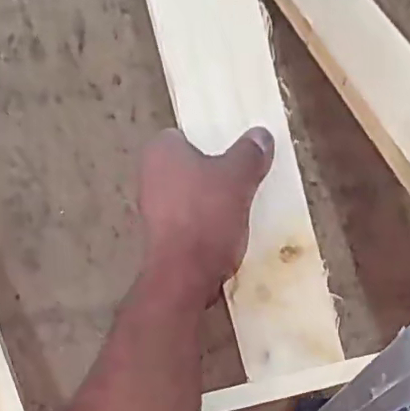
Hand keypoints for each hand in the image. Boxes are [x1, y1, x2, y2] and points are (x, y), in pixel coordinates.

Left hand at [136, 127, 273, 303]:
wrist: (186, 275)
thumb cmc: (208, 217)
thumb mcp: (238, 179)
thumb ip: (249, 154)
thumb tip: (261, 135)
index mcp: (161, 149)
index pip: (188, 138)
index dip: (214, 150)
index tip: (235, 167)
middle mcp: (148, 175)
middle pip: (190, 172)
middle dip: (213, 182)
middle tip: (240, 194)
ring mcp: (151, 211)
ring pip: (189, 203)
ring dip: (210, 211)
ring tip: (235, 223)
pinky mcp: (160, 242)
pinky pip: (188, 229)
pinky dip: (203, 234)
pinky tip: (221, 245)